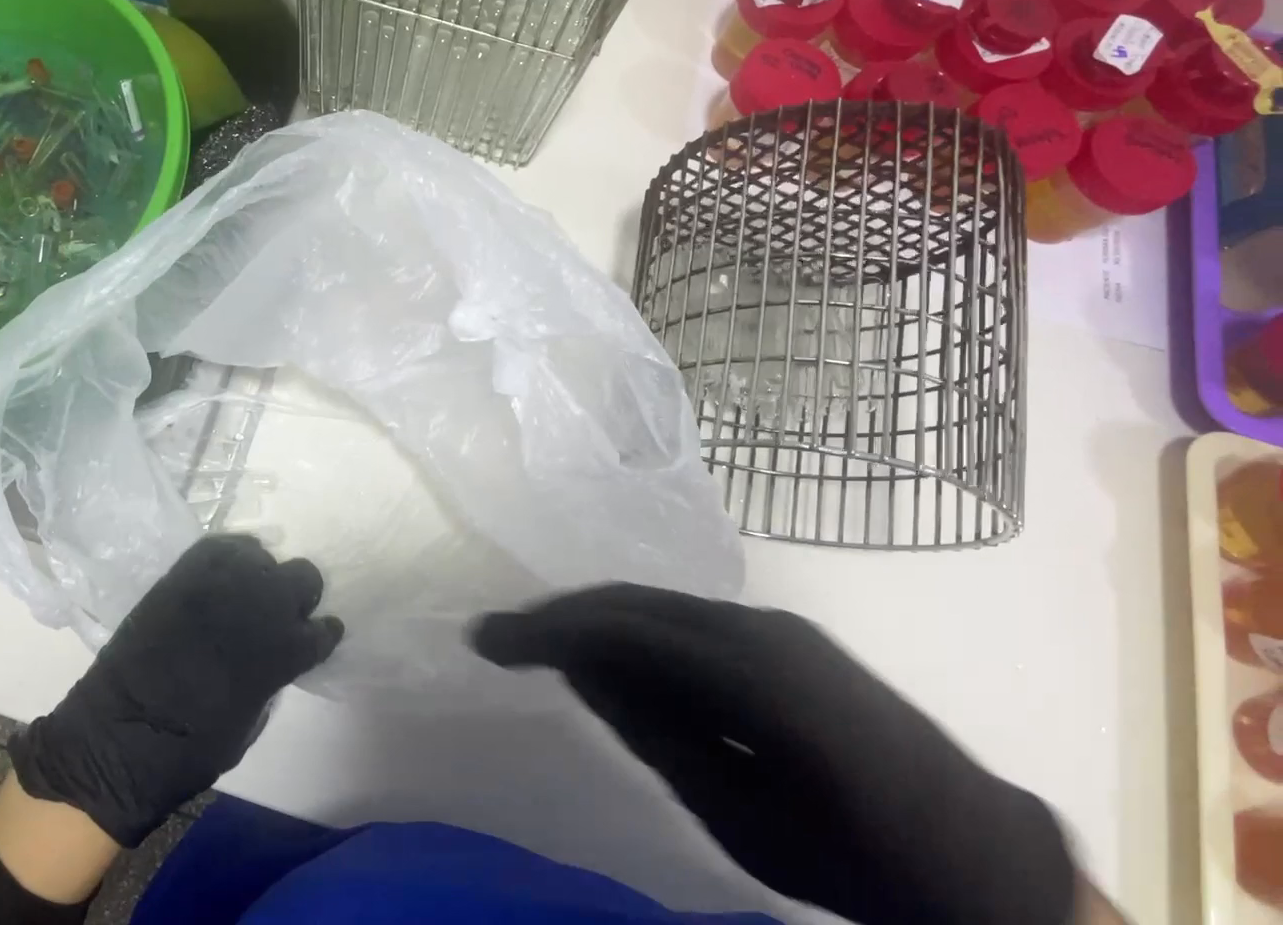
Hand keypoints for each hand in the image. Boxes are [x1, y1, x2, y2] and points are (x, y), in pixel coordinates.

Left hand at [7, 535, 343, 846]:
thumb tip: (272, 658)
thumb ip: (270, 679)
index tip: (317, 637)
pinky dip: (228, 557)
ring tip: (247, 594)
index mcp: (282, 654)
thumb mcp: (250, 722)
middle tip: (282, 614)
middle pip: (304, 577)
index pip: (323, 630)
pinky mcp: (181, 576)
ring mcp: (219, 587)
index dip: (322, 634)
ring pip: (262, 555)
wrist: (116, 739)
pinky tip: (224, 576)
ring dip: (262, 575)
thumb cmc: (188, 752)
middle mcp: (259, 611)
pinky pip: (218, 547)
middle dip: (300, 596)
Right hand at [472, 584, 1076, 924]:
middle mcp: (757, 626)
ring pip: (660, 605)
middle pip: (633, 602)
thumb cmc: (844, 851)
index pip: (618, 629)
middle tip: (504, 637)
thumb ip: (652, 731)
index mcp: (746, 672)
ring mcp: (777, 624)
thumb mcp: (733, 812)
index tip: (486, 639)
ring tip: (546, 645)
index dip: (544, 630)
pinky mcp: (787, 635)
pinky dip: (640, 631)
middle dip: (561, 615)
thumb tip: (582, 669)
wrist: (968, 850)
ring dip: (598, 620)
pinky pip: (690, 619)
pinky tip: (617, 656)